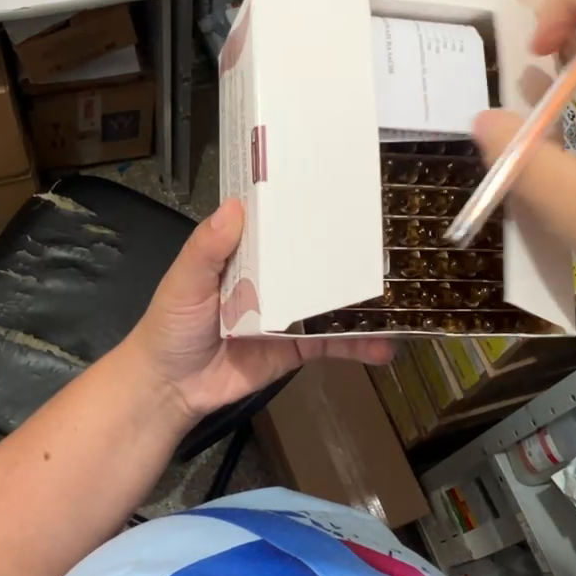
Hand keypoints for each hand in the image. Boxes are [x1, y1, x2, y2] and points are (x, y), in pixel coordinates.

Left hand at [123, 200, 395, 421]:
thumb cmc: (171, 325)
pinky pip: (332, 343)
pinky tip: (385, 347)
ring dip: (366, 300)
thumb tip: (235, 206)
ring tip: (405, 295)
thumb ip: (207, 249)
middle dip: (351, 250)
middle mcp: (273, 278)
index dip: (308, 207)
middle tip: (394, 238)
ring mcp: (289, 313)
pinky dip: (359, 346)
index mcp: (247, 253)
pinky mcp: (297, 347)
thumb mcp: (184, 281)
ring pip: (333, 301)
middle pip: (316, 259)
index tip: (346, 188)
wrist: (170, 387)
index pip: (281, 222)